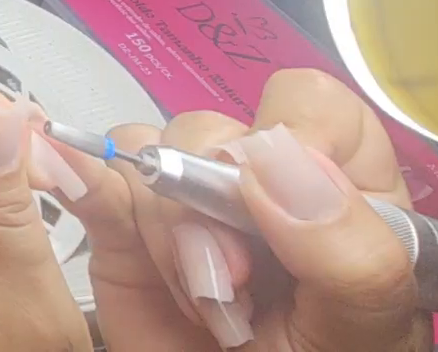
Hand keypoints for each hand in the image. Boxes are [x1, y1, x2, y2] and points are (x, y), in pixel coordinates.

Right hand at [44, 68, 427, 350]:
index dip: (287, 132)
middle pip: (207, 129)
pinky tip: (114, 234)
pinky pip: (81, 171)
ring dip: (161, 226)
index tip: (270, 197)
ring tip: (196, 297)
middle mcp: (251, 185)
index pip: (311, 107)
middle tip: (229, 274)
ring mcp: (176, 198)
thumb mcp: (357, 337)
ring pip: (141, 150)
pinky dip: (80, 183)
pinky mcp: (112, 215)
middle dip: (207, 202)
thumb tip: (274, 153)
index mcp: (336, 197)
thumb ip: (346, 253)